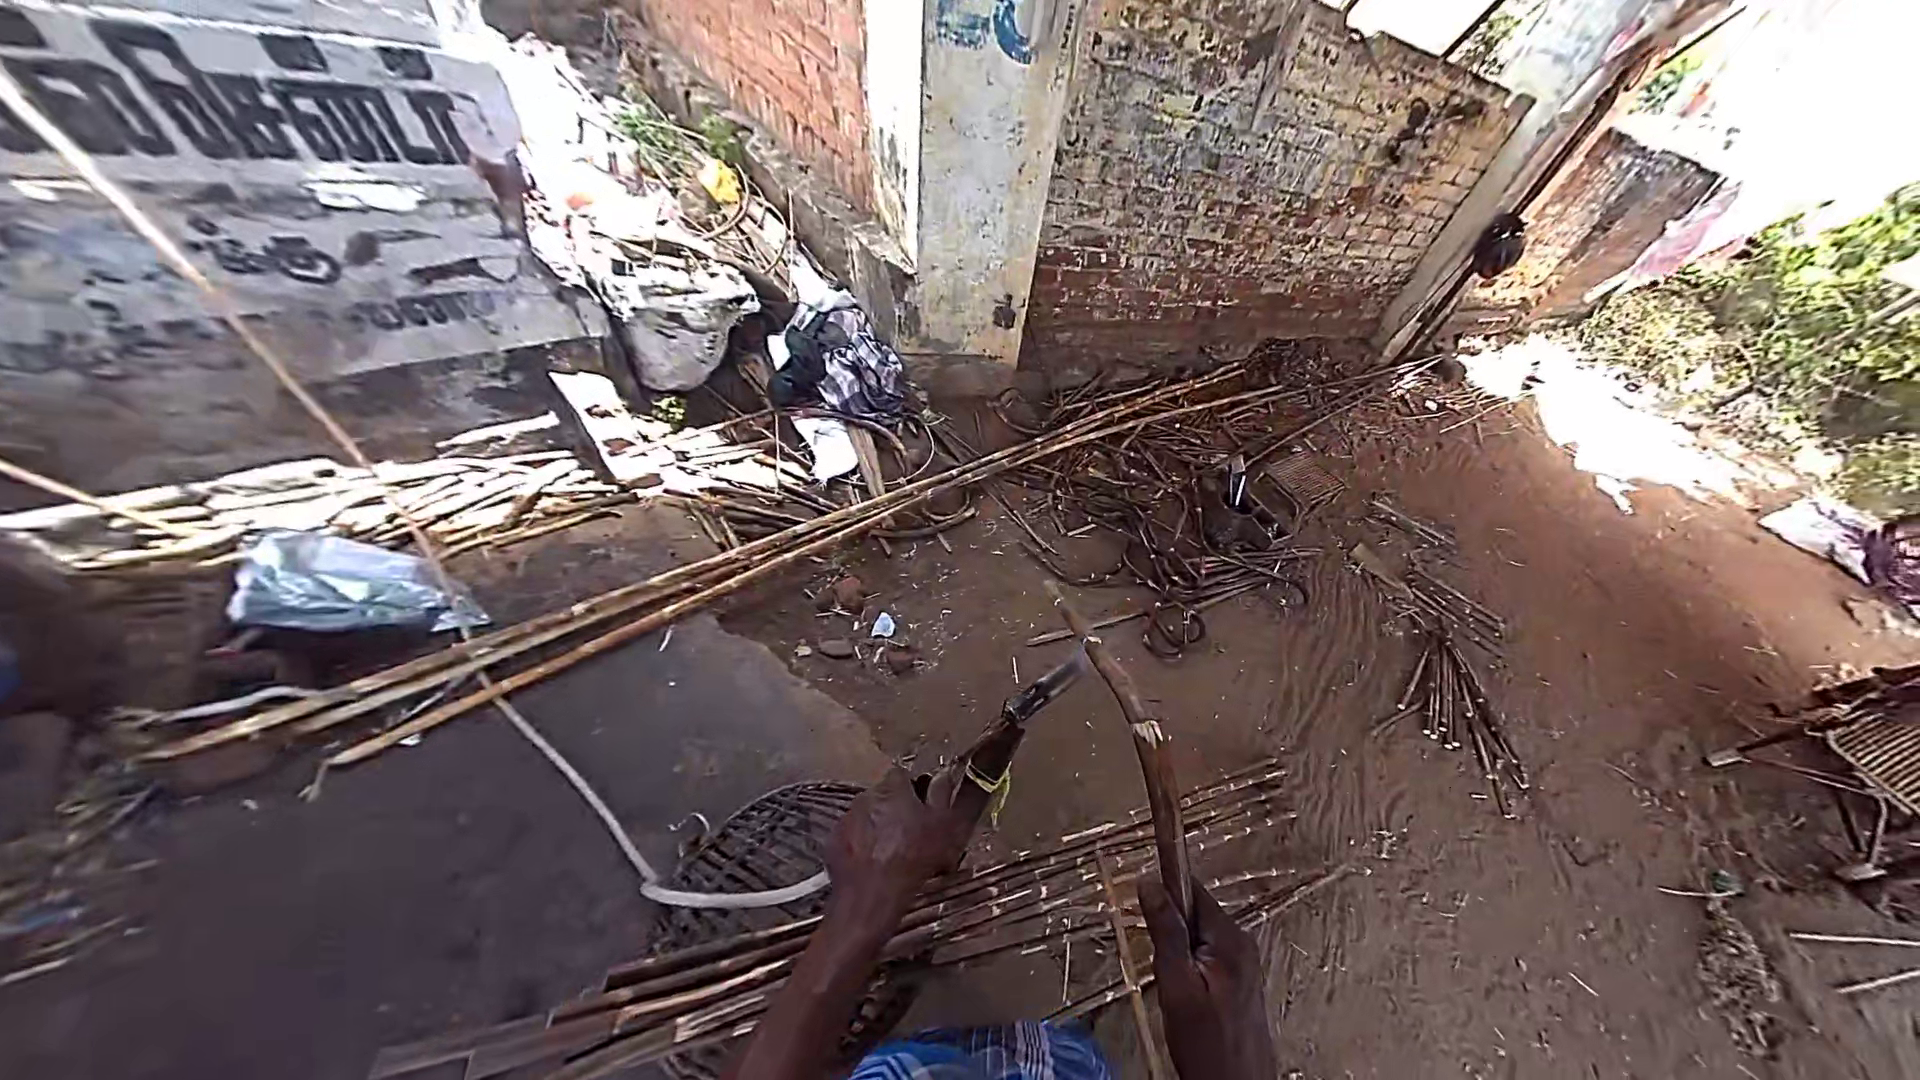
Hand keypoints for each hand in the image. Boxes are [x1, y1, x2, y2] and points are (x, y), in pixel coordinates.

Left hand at [827, 767, 983, 912]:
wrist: (871, 896)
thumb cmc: (913, 858)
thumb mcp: (946, 827)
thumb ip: (948, 797)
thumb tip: (947, 777)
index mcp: (893, 788)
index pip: (902, 774)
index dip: (913, 788)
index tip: (923, 805)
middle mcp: (867, 796)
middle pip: (884, 795)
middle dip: (895, 808)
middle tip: (910, 831)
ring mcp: (847, 818)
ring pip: (867, 815)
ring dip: (878, 826)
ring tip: (891, 851)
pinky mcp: (833, 840)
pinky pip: (851, 836)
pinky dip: (861, 844)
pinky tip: (872, 863)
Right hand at [1139, 876, 1276, 1079]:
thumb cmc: (1205, 1046)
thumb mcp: (1176, 985)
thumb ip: (1165, 930)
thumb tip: (1148, 880)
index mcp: (1230, 938)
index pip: (1190, 888)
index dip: (1164, 894)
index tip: (1144, 912)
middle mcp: (1241, 943)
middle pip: (1193, 911)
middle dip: (1169, 929)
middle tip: (1162, 965)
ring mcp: (1243, 963)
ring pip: (1195, 934)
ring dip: (1176, 950)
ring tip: (1173, 985)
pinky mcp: (1239, 981)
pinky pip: (1204, 953)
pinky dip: (1187, 965)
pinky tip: (1185, 995)